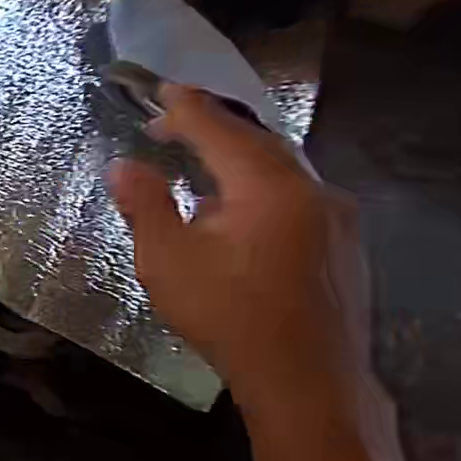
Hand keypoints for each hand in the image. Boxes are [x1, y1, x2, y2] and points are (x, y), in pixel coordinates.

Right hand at [108, 84, 370, 405]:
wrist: (303, 373)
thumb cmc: (224, 310)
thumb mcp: (165, 257)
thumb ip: (145, 205)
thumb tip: (122, 164)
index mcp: (271, 190)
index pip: (223, 134)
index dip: (189, 109)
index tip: (163, 87)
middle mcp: (313, 193)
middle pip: (259, 145)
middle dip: (211, 127)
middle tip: (168, 118)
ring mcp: (335, 219)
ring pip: (278, 170)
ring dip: (232, 156)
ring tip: (193, 157)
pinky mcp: (338, 243)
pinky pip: (291, 193)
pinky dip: (252, 181)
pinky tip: (228, 201)